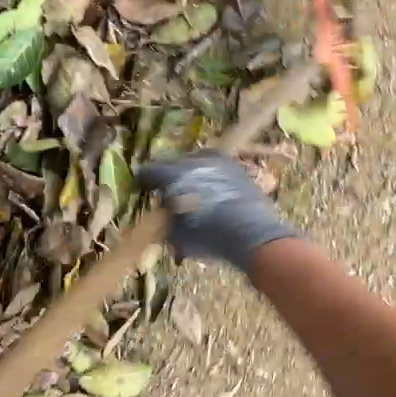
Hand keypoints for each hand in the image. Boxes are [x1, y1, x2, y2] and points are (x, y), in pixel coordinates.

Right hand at [137, 151, 297, 273]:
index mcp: (171, 174)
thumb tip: (164, 215)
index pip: (148, 172)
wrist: (253, 234)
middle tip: (166, 193)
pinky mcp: (235, 166)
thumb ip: (165, 221)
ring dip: (188, 175)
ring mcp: (216, 160)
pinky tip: (211, 193)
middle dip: (166, 177)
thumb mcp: (176, 236)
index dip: (143, 182)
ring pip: (194, 162)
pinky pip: (213, 168)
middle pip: (171, 163)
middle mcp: (192, 160)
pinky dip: (208, 177)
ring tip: (190, 192)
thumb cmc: (208, 236)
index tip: (142, 190)